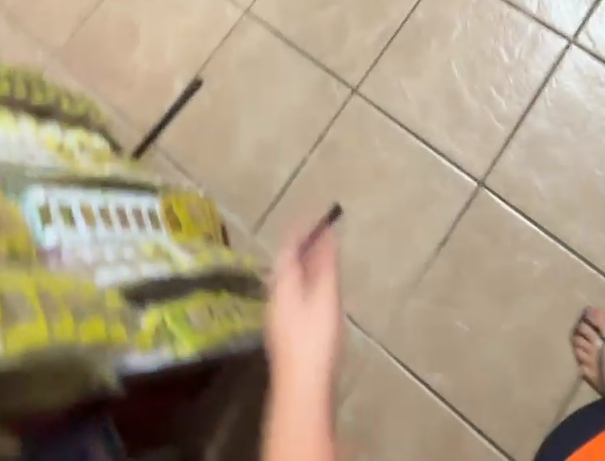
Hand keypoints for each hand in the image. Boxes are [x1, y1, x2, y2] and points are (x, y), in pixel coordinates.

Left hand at [266, 215, 342, 401]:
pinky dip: (308, 282)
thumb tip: (328, 232)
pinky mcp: (289, 333)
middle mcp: (276, 298)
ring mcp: (280, 318)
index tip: (316, 214)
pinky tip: (321, 292)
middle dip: (304, 246)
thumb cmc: (315, 339)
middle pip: (287, 265)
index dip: (301, 229)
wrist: (302, 390)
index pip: (287, 249)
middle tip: (323, 232)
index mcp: (282, 286)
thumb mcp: (325, 296)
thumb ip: (326, 264)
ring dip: (306, 265)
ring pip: (291, 281)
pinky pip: (296, 295)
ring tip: (325, 256)